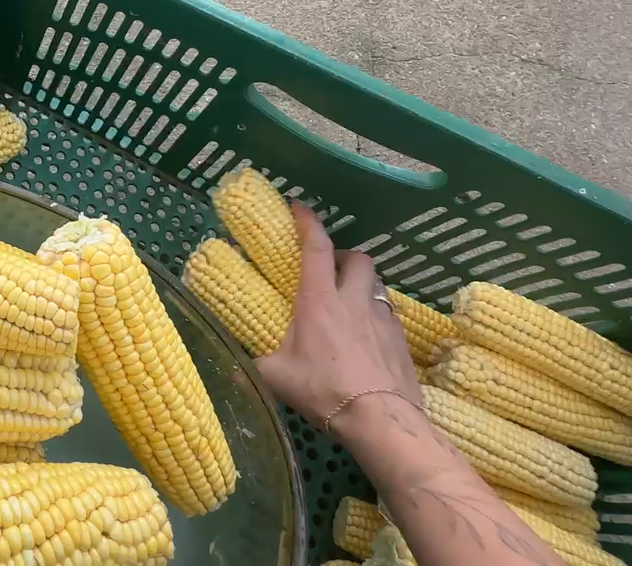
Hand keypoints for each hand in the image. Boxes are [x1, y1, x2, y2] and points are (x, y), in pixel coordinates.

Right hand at [255, 200, 420, 428]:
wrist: (383, 423)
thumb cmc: (324, 390)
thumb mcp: (275, 375)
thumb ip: (253, 360)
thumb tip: (228, 360)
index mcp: (319, 299)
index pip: (316, 247)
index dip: (307, 222)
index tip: (298, 206)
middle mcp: (353, 300)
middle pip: (358, 258)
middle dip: (344, 255)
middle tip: (329, 268)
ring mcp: (383, 320)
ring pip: (378, 284)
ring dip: (363, 283)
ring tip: (348, 300)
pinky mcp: (403, 343)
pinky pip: (390, 315)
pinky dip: (376, 315)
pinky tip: (367, 336)